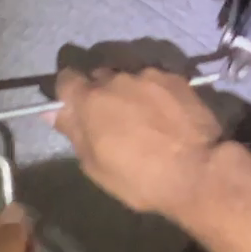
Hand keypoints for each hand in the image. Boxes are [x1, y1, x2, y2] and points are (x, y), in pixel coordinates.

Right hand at [52, 68, 224, 217]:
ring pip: (130, 76)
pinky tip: (167, 113)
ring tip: (144, 116)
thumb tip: (53, 112)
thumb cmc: (139, 177)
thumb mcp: (95, 165)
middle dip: (101, 92)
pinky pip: (156, 79)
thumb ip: (74, 132)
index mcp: (91, 99)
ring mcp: (150, 74)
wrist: (197, 169)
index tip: (74, 106)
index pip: (66, 78)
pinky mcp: (176, 77)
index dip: (67, 91)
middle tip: (112, 117)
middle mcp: (118, 78)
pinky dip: (155, 92)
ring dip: (130, 91)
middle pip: (100, 76)